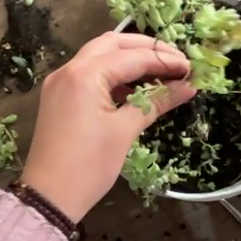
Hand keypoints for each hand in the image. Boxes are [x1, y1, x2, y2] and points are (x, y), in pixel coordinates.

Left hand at [20, 32, 195, 219]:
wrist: (49, 197)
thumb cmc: (89, 166)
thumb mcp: (125, 131)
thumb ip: (156, 102)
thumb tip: (187, 87)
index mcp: (84, 75)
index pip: (132, 56)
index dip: (164, 60)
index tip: (191, 68)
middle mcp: (69, 69)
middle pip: (113, 44)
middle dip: (146, 49)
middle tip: (176, 62)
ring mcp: (60, 82)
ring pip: (99, 56)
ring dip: (129, 59)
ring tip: (160, 73)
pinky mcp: (59, 97)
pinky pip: (89, 74)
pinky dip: (113, 75)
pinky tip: (135, 88)